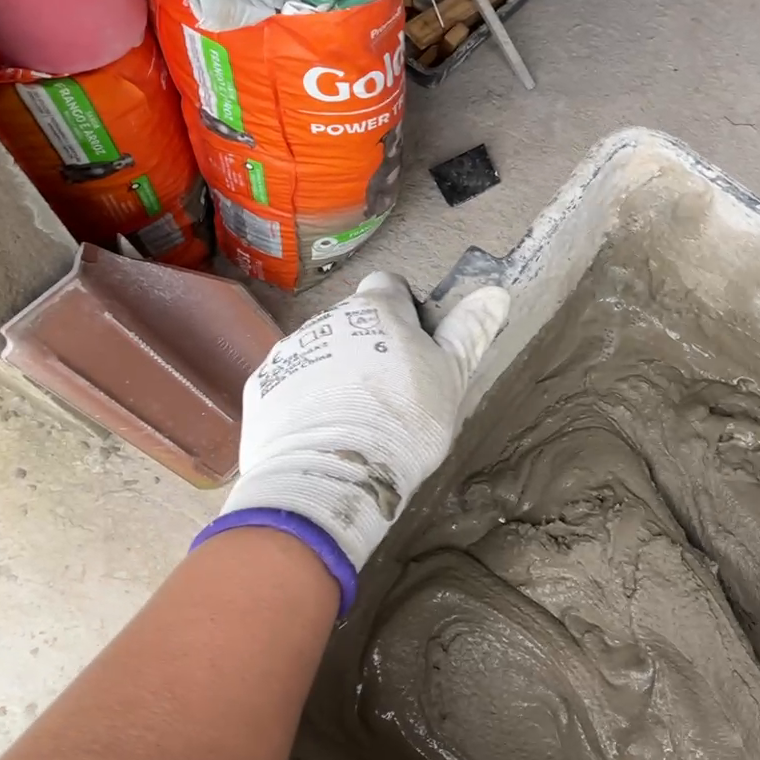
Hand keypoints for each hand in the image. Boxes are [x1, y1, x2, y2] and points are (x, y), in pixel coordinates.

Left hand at [211, 273, 509, 607]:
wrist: (333, 473)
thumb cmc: (405, 420)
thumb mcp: (451, 377)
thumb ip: (469, 332)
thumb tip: (496, 292)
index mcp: (377, 309)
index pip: (389, 286)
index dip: (404, 311)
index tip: (414, 346)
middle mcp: (328, 318)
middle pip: (353, 320)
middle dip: (368, 344)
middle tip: (390, 391)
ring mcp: (289, 351)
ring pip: (321, 350)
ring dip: (337, 370)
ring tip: (355, 416)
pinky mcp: (262, 386)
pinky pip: (291, 382)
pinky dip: (306, 398)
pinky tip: (324, 430)